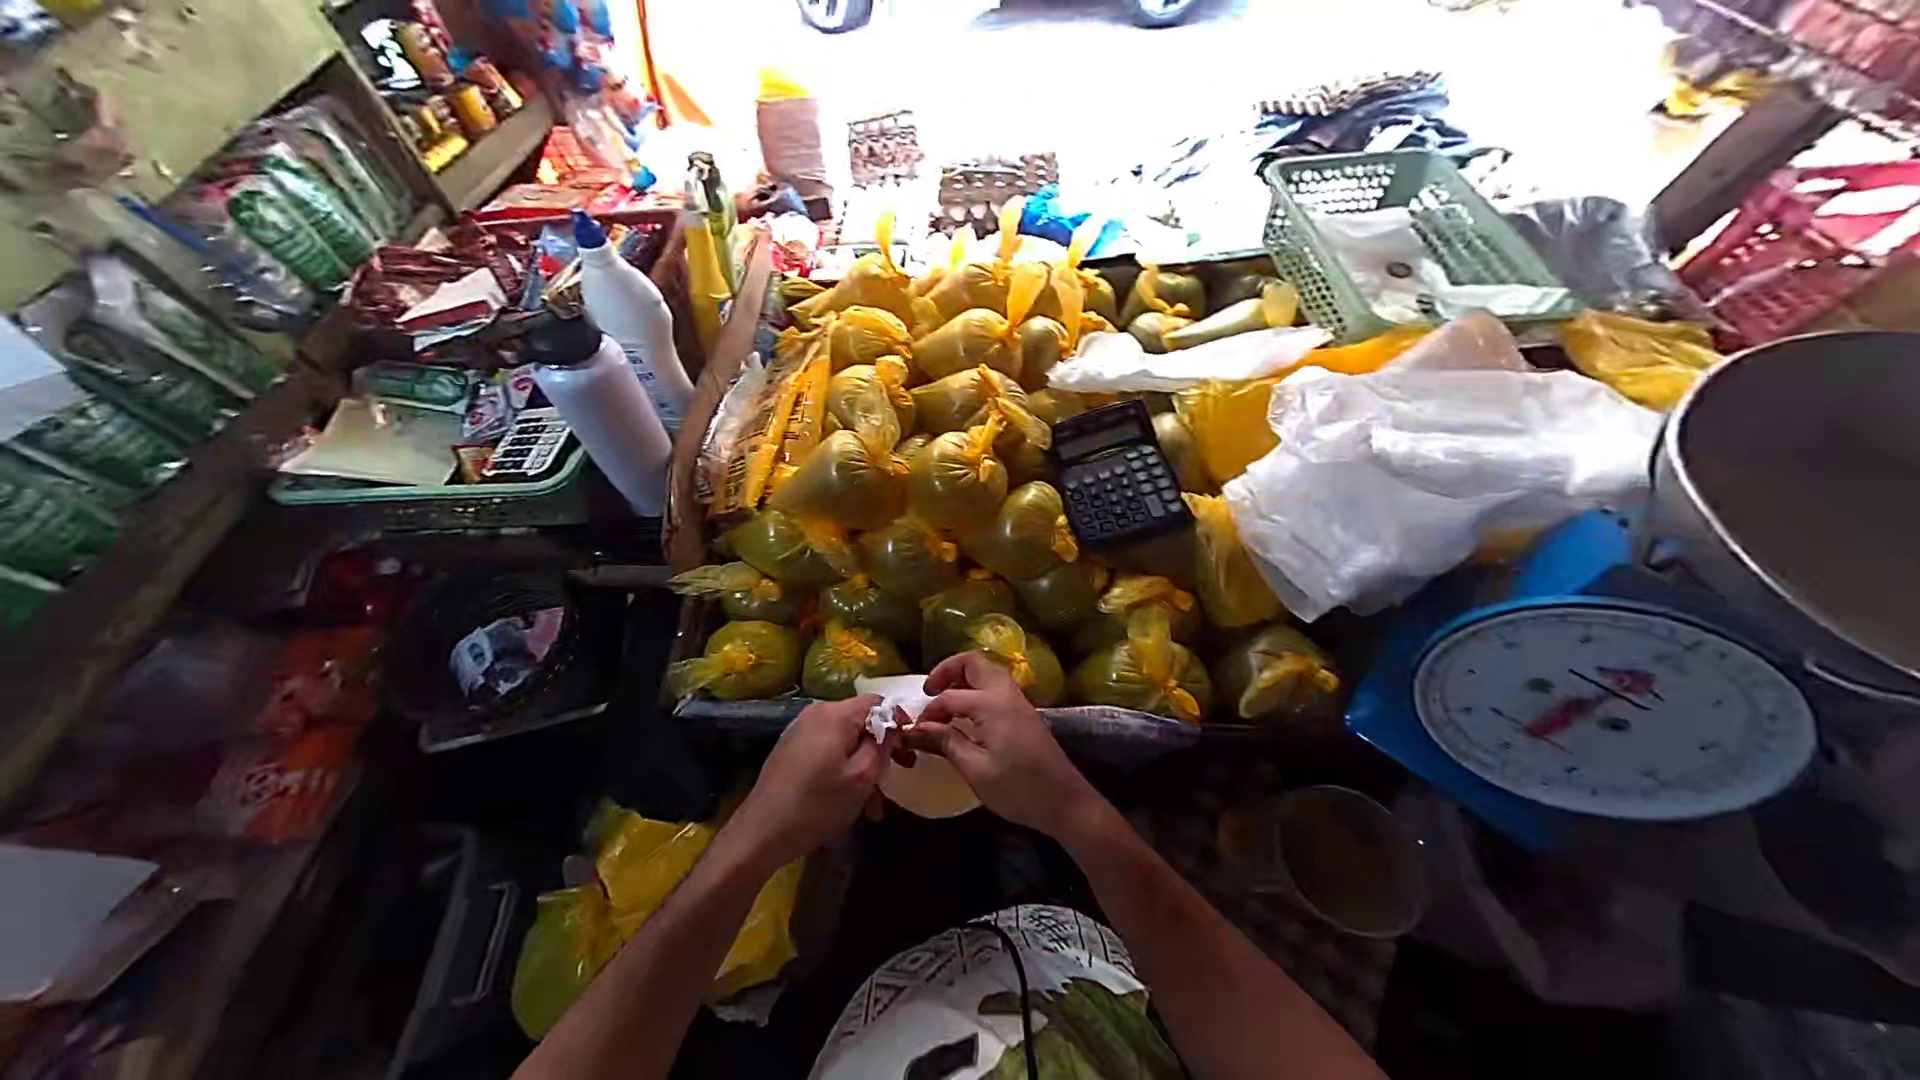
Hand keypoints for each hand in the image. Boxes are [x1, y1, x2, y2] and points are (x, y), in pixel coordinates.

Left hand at [727, 695, 889, 869]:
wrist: (761, 833)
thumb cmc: (817, 804)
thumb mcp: (862, 777)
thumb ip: (882, 746)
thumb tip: (891, 726)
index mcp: (835, 714)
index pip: (878, 702)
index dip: (897, 723)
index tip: (909, 749)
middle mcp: (816, 714)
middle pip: (860, 724)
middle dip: (880, 753)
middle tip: (895, 780)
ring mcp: (800, 732)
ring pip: (845, 743)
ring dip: (862, 770)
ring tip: (872, 808)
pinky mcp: (791, 751)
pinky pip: (827, 753)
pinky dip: (842, 772)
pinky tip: (848, 803)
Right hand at [902, 652, 1112, 841]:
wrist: (1065, 802)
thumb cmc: (1018, 789)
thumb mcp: (975, 769)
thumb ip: (945, 743)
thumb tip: (915, 730)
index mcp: (992, 704)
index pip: (950, 697)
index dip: (929, 712)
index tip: (914, 731)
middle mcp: (1006, 693)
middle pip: (973, 662)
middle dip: (947, 671)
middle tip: (929, 693)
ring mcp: (1018, 701)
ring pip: (987, 671)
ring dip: (963, 677)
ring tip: (944, 700)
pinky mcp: (1024, 712)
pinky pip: (996, 686)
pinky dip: (977, 688)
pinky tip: (966, 713)